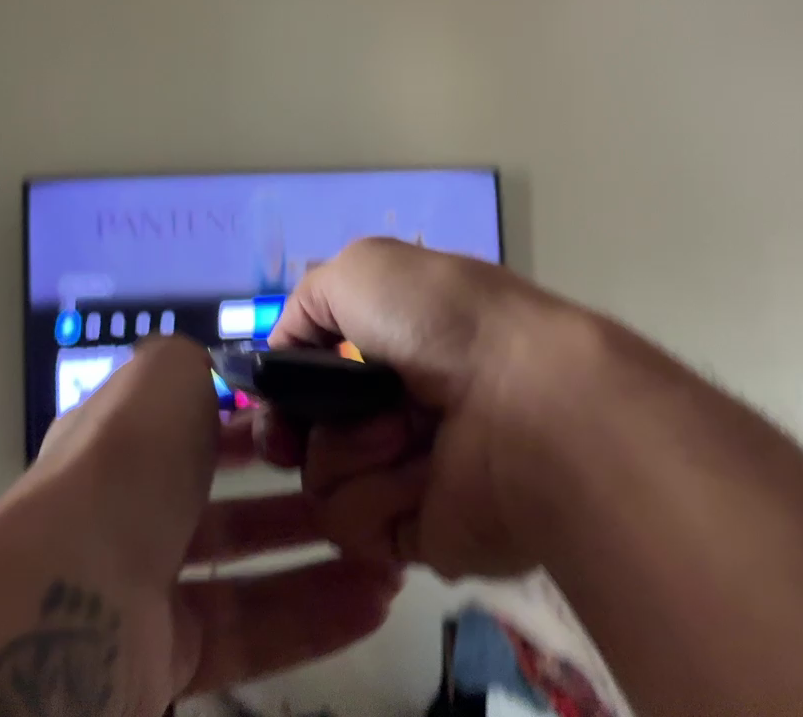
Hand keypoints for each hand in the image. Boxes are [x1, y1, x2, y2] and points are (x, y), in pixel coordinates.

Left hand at [0, 337, 402, 713]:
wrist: (71, 594)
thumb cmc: (128, 464)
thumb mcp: (166, 376)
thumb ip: (196, 363)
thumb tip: (220, 370)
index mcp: (126, 447)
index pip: (200, 433)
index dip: (260, 429)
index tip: (321, 428)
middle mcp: (133, 518)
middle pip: (232, 509)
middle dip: (304, 501)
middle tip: (365, 499)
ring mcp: (148, 591)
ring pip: (251, 576)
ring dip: (323, 564)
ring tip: (389, 558)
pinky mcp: (169, 657)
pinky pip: (254, 635)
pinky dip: (315, 619)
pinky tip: (373, 602)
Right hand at [258, 238, 594, 579]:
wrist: (525, 400)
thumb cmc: (446, 322)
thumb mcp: (364, 268)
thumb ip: (311, 300)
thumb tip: (287, 349)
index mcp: (392, 356)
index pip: (311, 387)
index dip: (284, 396)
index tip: (278, 402)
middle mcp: (396, 416)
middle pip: (304, 440)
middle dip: (307, 426)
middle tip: (347, 414)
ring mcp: (405, 478)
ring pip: (320, 483)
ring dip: (355, 452)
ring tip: (410, 433)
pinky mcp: (416, 535)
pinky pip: (353, 528)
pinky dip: (380, 495)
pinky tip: (425, 475)